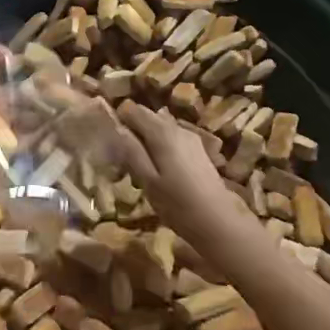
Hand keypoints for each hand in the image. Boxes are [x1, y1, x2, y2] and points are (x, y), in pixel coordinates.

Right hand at [112, 101, 254, 247]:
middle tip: (122, 156)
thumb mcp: (147, 180)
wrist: (218, 220)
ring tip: (139, 166)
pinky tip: (160, 171)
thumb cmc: (177, 203)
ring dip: (147, 140)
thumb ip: (131, 151)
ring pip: (161, 129)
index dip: (120, 119)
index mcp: (161, 132)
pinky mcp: (198, 150)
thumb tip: (118, 128)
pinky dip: (161, 148)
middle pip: (149, 117)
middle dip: (133, 130)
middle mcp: (177, 128)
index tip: (111, 140)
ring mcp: (191, 138)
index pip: (134, 110)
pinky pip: (173, 140)